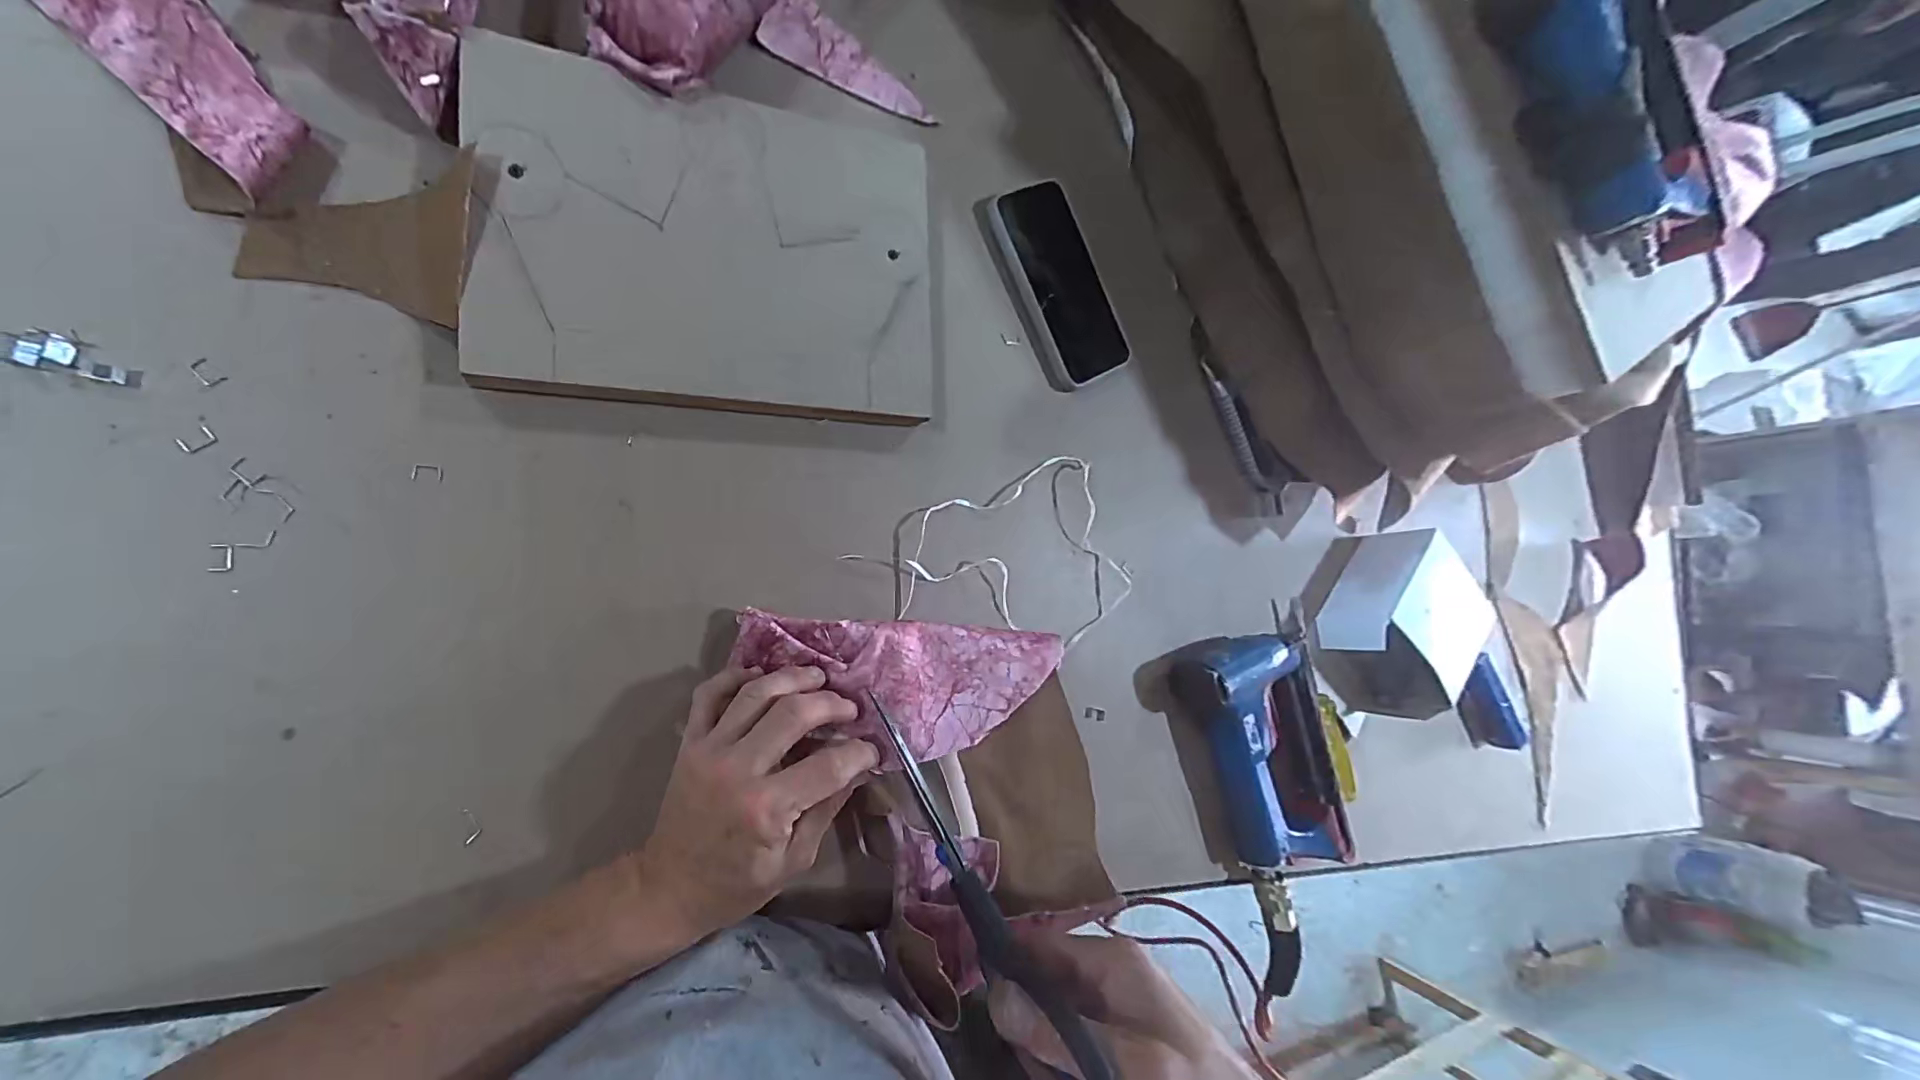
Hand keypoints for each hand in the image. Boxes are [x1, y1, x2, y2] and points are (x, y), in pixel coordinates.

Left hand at [634, 666, 878, 941]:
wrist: (668, 888)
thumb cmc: (737, 883)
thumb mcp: (794, 859)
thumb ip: (826, 809)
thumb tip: (858, 770)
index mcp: (767, 808)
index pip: (829, 765)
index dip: (860, 752)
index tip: (872, 749)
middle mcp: (738, 770)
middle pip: (793, 713)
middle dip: (831, 704)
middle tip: (850, 708)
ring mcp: (709, 750)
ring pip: (755, 693)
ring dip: (792, 678)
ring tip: (818, 678)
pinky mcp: (689, 743)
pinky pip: (709, 695)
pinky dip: (734, 676)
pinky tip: (760, 673)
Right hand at [990, 932, 1260, 1079]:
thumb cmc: (1189, 1079)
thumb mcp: (1128, 1060)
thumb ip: (1062, 1031)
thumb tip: (996, 994)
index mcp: (1112, 958)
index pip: (1039, 940)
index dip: (1005, 960)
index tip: (979, 994)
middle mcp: (1105, 972)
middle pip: (1037, 982)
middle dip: (1027, 1023)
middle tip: (1037, 1064)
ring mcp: (1108, 1005)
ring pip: (1046, 1016)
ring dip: (1041, 1050)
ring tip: (1058, 1076)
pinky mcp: (1111, 1033)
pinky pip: (1066, 1038)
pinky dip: (1057, 1061)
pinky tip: (1066, 1077)